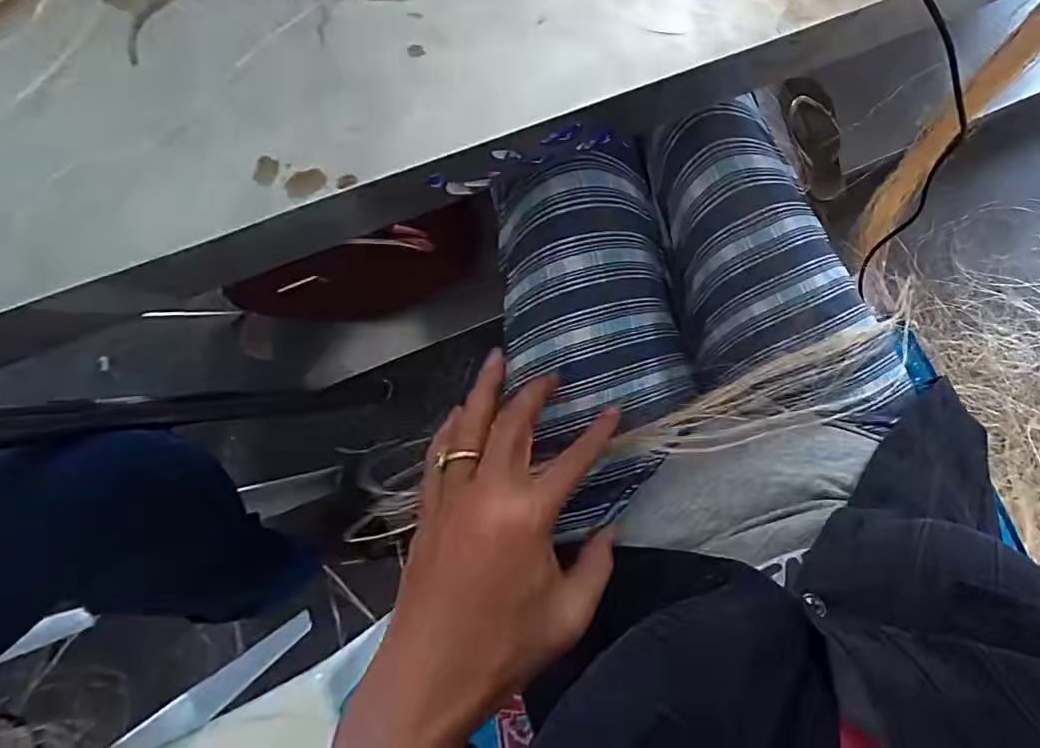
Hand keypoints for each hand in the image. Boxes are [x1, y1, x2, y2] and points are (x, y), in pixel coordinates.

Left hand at [335, 350, 619, 747]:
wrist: (426, 680)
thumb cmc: (502, 650)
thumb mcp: (568, 617)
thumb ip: (597, 568)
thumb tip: (610, 531)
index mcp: (528, 516)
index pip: (573, 460)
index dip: (597, 434)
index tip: (613, 410)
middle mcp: (489, 492)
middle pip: (513, 425)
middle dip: (535, 393)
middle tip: (551, 375)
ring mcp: (452, 496)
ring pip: (468, 426)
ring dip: (484, 389)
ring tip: (496, 359)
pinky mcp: (428, 509)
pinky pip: (438, 454)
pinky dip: (450, 427)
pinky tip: (458, 412)